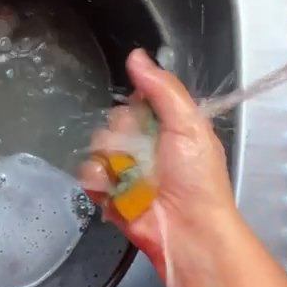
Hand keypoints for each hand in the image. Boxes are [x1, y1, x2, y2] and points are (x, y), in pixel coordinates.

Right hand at [81, 50, 238, 279]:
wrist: (188, 230)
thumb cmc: (198, 179)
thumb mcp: (188, 124)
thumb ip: (162, 88)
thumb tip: (136, 56)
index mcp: (168, 128)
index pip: (136, 102)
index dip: (135, 107)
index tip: (143, 116)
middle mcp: (145, 148)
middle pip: (112, 123)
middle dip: (120, 136)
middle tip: (140, 152)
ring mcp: (126, 172)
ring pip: (96, 148)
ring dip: (109, 160)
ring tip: (127, 175)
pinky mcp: (110, 195)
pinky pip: (88, 175)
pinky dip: (98, 180)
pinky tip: (113, 188)